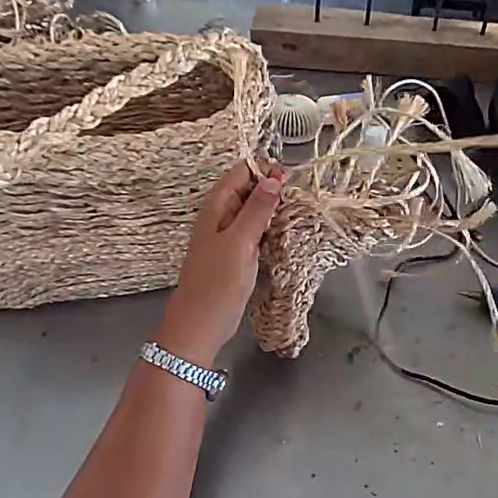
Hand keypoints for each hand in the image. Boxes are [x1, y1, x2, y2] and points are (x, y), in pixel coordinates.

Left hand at [156, 162, 284, 367]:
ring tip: (294, 220)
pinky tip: (282, 239)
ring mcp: (227, 237)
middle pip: (249, 190)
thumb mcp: (241, 241)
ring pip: (253, 213)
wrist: (200, 325)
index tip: (290, 183)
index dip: (266, 172)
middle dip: (273, 192)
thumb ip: (257, 209)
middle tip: (297, 204)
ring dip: (273, 213)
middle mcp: (221, 216)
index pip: (242, 172)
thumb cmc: (218, 282)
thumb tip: (274, 179)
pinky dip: (268, 232)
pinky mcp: (235, 255)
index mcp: (217, 206)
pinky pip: (254, 234)